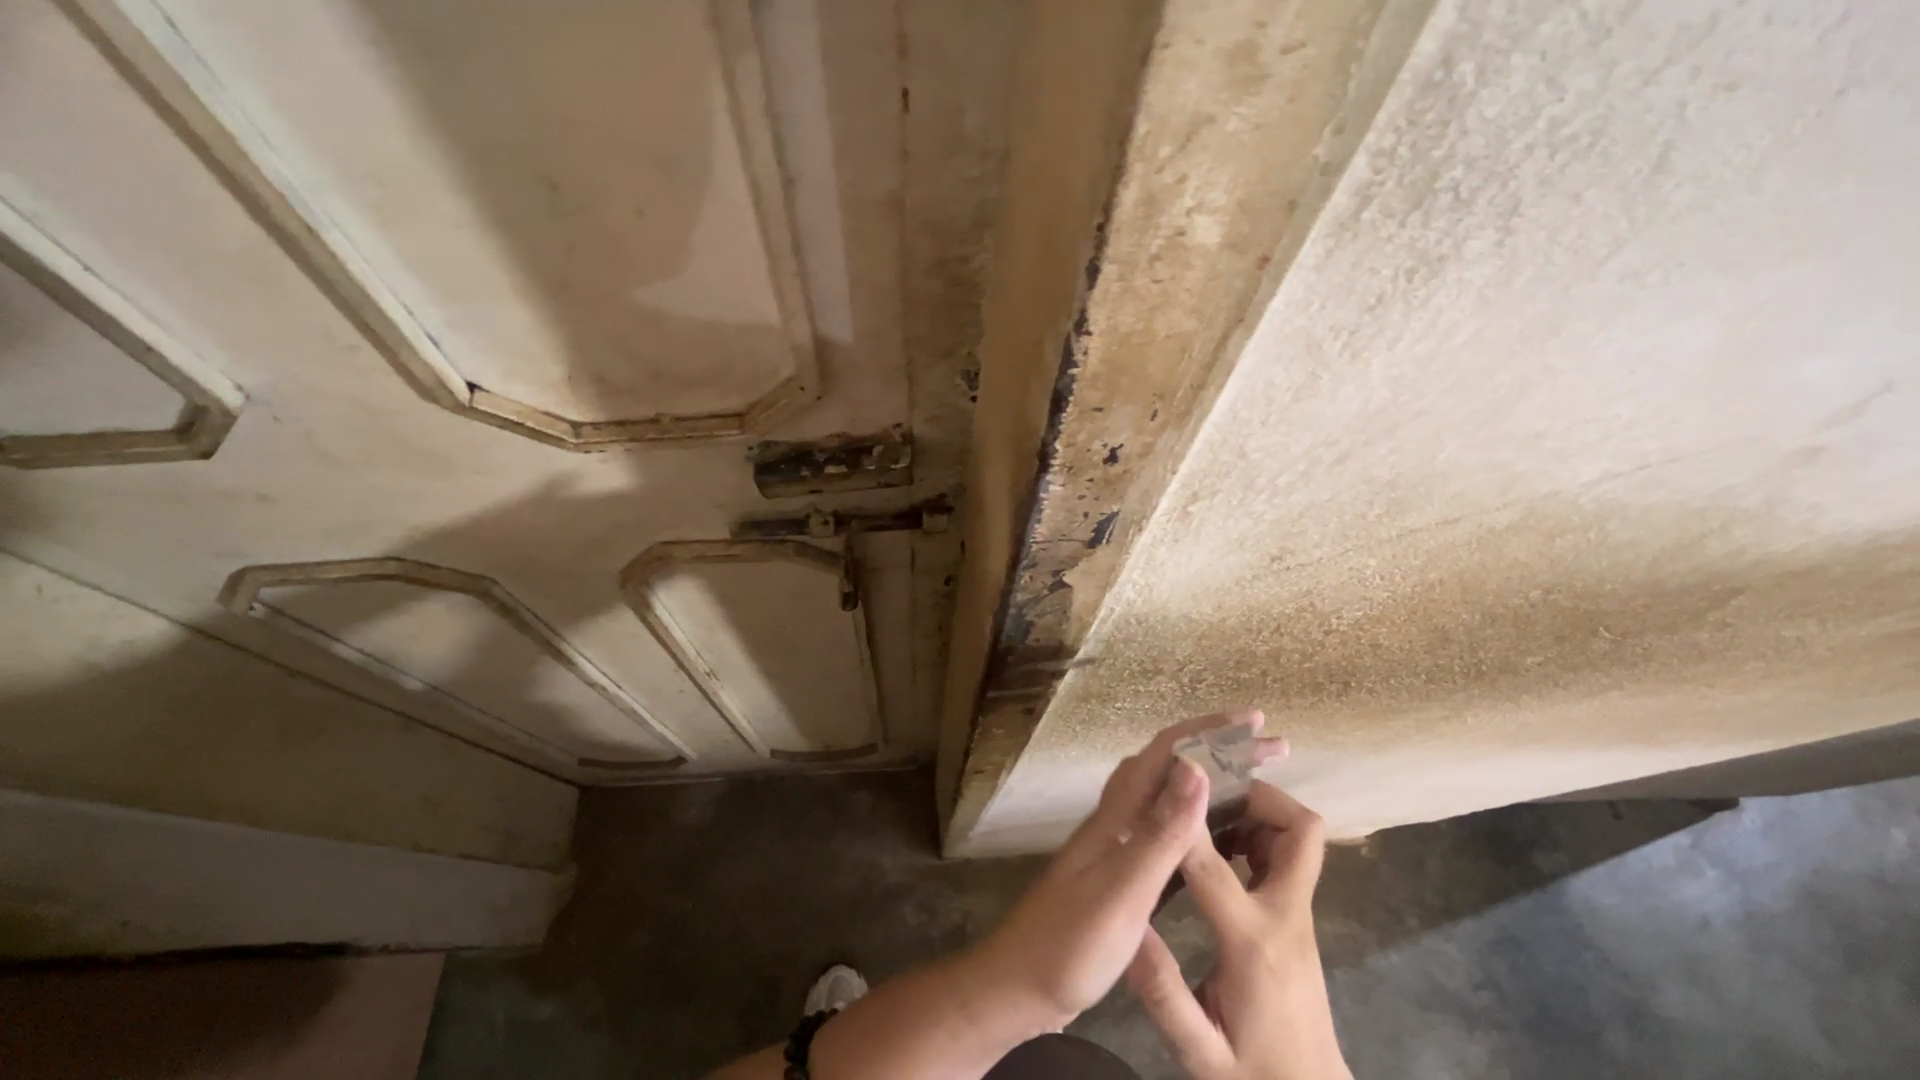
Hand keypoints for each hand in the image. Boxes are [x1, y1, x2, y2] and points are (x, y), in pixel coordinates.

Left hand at [971, 712, 1284, 1029]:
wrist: (1017, 987)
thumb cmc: (1068, 944)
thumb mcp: (1122, 891)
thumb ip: (1160, 834)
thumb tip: (1197, 769)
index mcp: (1116, 818)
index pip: (1165, 755)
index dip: (1211, 732)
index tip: (1257, 722)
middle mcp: (1116, 822)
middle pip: (1170, 769)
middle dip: (1219, 752)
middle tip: (1272, 751)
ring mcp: (1115, 850)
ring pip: (1168, 800)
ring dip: (1210, 785)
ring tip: (1255, 788)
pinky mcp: (1118, 878)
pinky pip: (1165, 836)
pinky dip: (1197, 827)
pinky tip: (1215, 842)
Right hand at [1125, 779, 1351, 1079]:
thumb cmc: (1251, 1074)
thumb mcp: (1200, 1051)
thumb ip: (1164, 994)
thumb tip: (1130, 930)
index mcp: (1253, 946)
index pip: (1214, 870)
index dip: (1185, 824)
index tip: (1162, 787)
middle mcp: (1286, 918)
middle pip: (1298, 831)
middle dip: (1257, 795)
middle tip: (1206, 789)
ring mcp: (1299, 917)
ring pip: (1300, 837)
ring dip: (1259, 810)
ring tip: (1205, 810)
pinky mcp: (1298, 920)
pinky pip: (1289, 857)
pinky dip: (1257, 835)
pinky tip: (1217, 846)